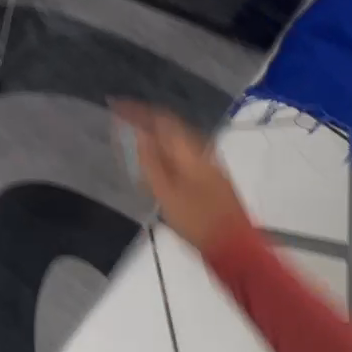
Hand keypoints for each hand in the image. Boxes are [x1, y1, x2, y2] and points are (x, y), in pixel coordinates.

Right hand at [112, 100, 251, 252]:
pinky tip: (158, 159)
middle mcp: (202, 150)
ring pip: (179, 138)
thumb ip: (150, 161)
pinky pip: (185, 151)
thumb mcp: (166, 193)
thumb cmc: (196, 221)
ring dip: (157, 133)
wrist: (235, 245)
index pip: (161, 119)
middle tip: (123, 118)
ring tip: (136, 135)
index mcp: (189, 151)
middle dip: (147, 119)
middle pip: (172, 125)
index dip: (137, 111)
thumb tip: (138, 133)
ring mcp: (210, 163)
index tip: (116, 106)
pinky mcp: (213, 176)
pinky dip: (167, 148)